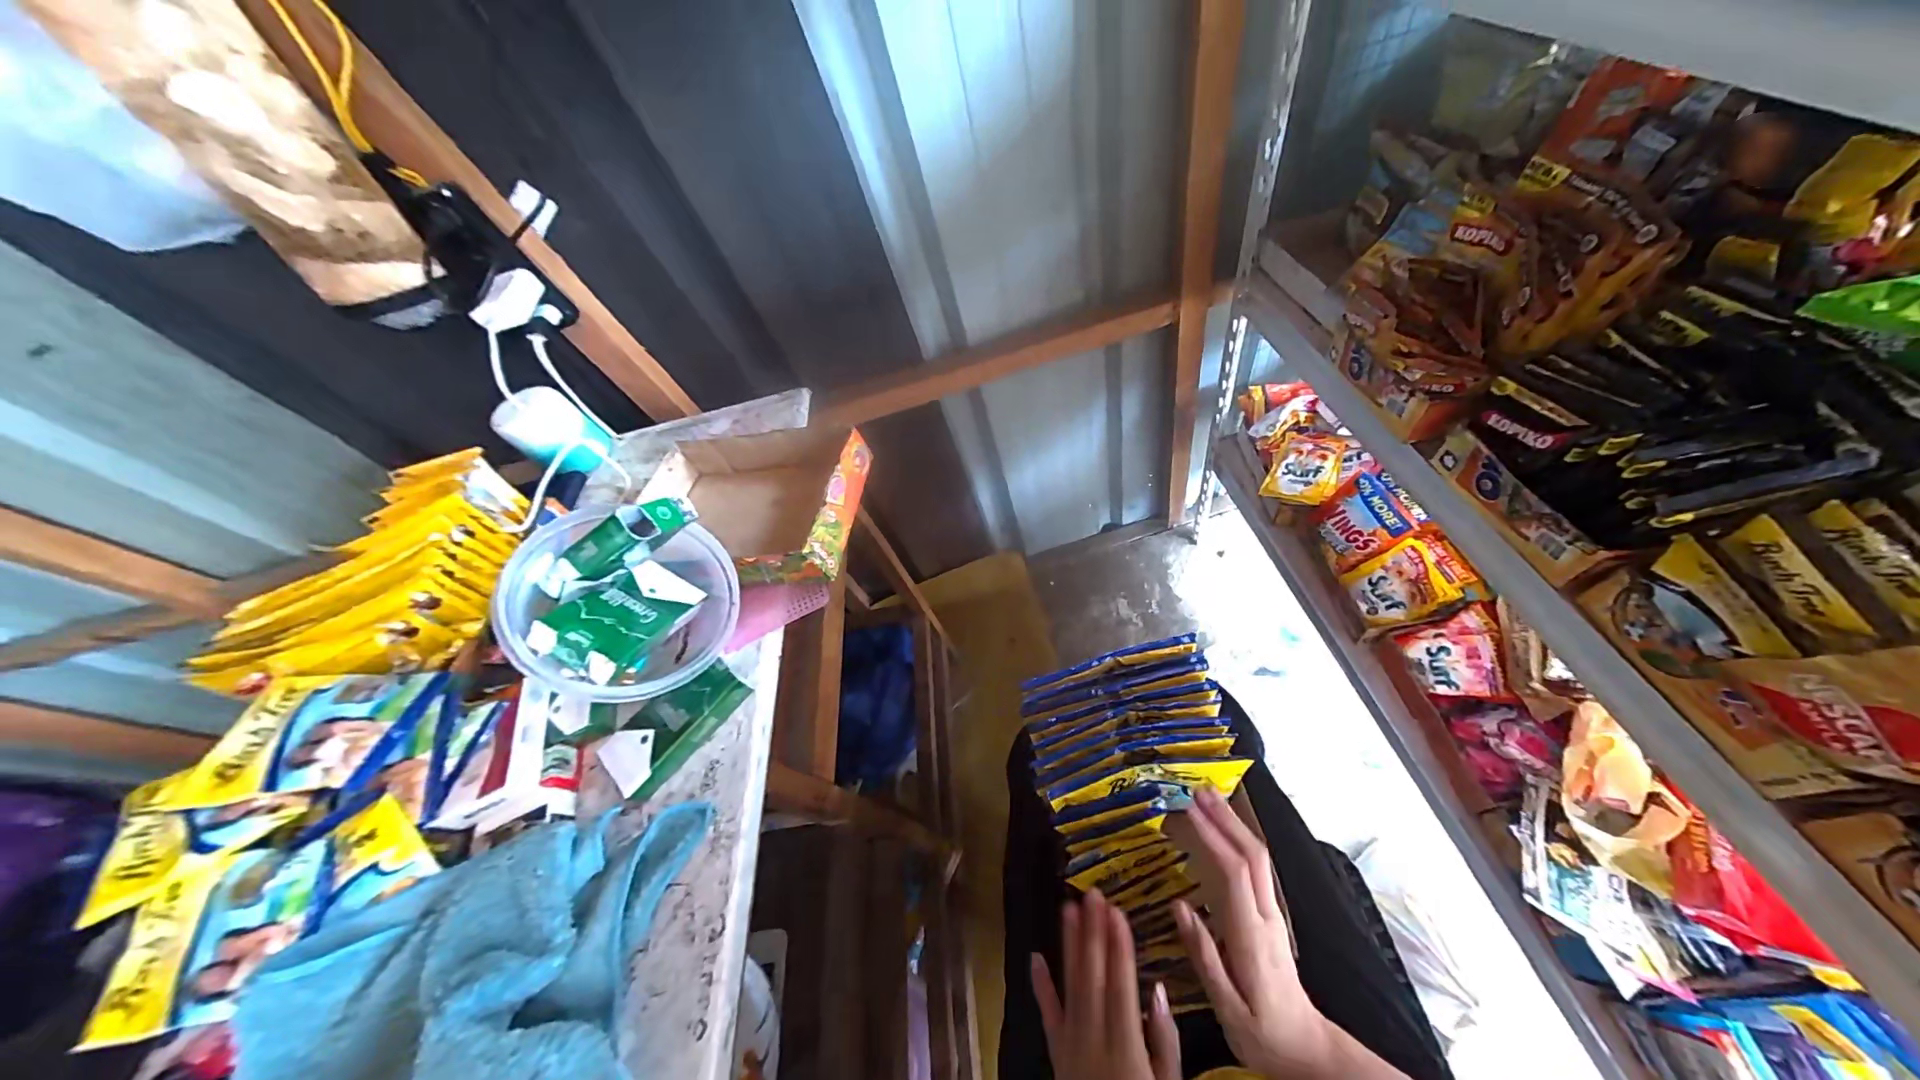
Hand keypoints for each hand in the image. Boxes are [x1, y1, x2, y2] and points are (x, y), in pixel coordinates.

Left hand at [1032, 889, 1180, 1079]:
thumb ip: (1164, 1043)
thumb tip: (1155, 990)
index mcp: (1126, 1050)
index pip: (1120, 988)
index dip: (1118, 949)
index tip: (1116, 912)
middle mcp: (1093, 1042)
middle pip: (1092, 979)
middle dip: (1092, 934)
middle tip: (1092, 895)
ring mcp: (1070, 1046)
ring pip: (1069, 987)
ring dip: (1068, 946)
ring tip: (1067, 909)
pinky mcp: (1056, 1055)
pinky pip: (1048, 1016)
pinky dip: (1040, 986)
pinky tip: (1035, 956)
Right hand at [1169, 785, 1332, 1077]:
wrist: (1309, 1051)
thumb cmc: (1263, 1035)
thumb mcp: (1227, 1008)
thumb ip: (1203, 954)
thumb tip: (1179, 905)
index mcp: (1252, 935)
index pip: (1232, 873)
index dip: (1211, 837)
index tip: (1186, 812)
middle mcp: (1266, 917)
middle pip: (1250, 854)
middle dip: (1224, 818)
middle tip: (1194, 791)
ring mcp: (1272, 915)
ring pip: (1257, 857)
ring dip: (1233, 824)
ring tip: (1206, 799)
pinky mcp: (1271, 917)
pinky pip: (1256, 869)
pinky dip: (1238, 841)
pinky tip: (1222, 832)